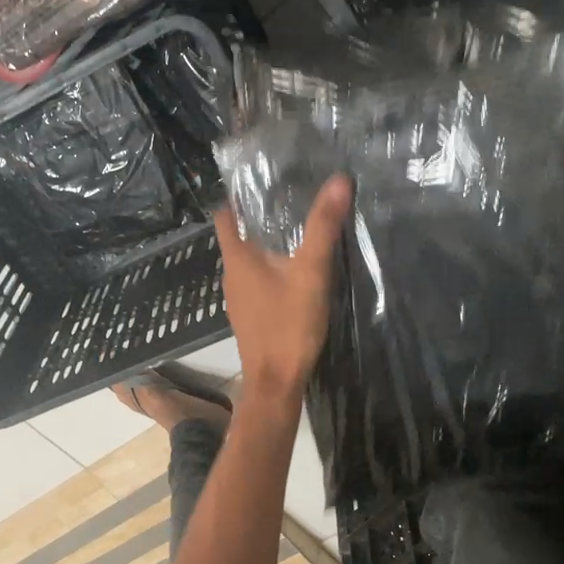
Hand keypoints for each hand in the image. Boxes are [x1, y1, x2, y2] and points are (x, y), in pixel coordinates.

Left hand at [212, 176, 352, 400]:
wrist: (275, 382)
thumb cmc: (288, 325)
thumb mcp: (311, 272)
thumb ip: (323, 227)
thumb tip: (339, 181)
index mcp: (237, 257)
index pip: (223, 214)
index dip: (238, 196)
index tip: (264, 182)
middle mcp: (231, 274)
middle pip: (238, 235)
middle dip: (261, 217)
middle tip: (292, 200)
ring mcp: (238, 298)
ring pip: (249, 260)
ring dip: (268, 245)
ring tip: (299, 231)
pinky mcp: (250, 315)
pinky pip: (257, 281)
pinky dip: (272, 269)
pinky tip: (296, 271)